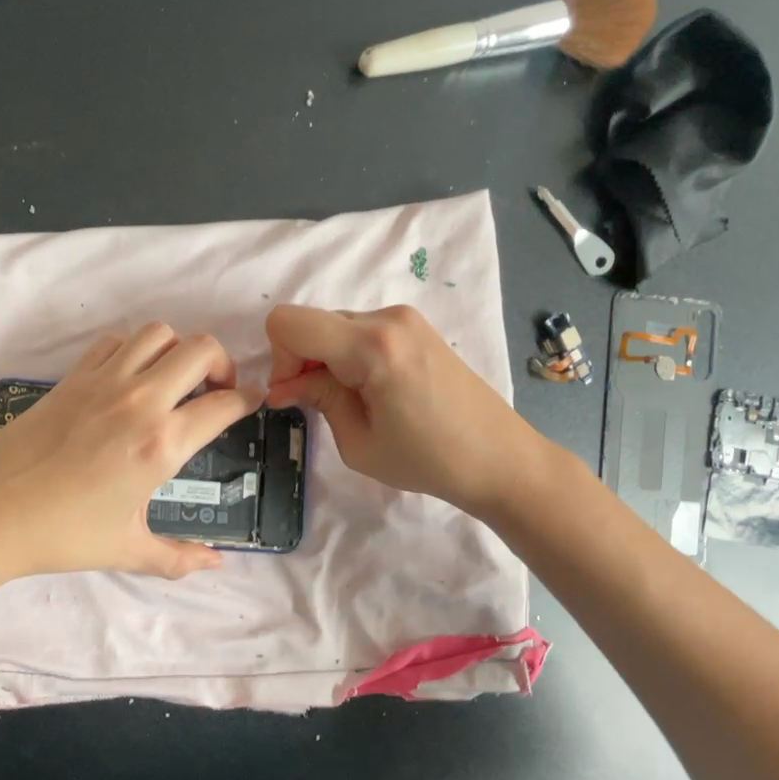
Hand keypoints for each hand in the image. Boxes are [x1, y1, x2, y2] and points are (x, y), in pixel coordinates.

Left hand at [0, 324, 263, 579]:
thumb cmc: (62, 535)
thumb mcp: (127, 550)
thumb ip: (178, 557)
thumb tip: (216, 564)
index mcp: (161, 445)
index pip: (223, 406)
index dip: (247, 401)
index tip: (251, 404)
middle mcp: (140, 402)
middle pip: (201, 349)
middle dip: (221, 363)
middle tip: (216, 390)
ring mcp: (103, 383)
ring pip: (158, 333)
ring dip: (176, 349)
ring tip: (174, 380)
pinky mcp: (71, 378)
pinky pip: (114, 342)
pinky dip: (132, 349)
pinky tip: (128, 379)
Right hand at [264, 304, 551, 514]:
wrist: (499, 458)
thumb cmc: (427, 460)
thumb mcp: (358, 443)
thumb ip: (318, 400)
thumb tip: (285, 386)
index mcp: (372, 346)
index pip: (289, 323)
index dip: (279, 361)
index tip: (296, 396)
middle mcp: (388, 319)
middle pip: (311, 323)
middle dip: (301, 362)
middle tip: (318, 406)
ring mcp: (405, 319)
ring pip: (333, 327)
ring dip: (325, 360)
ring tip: (350, 402)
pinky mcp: (416, 327)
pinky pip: (358, 331)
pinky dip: (347, 356)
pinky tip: (369, 391)